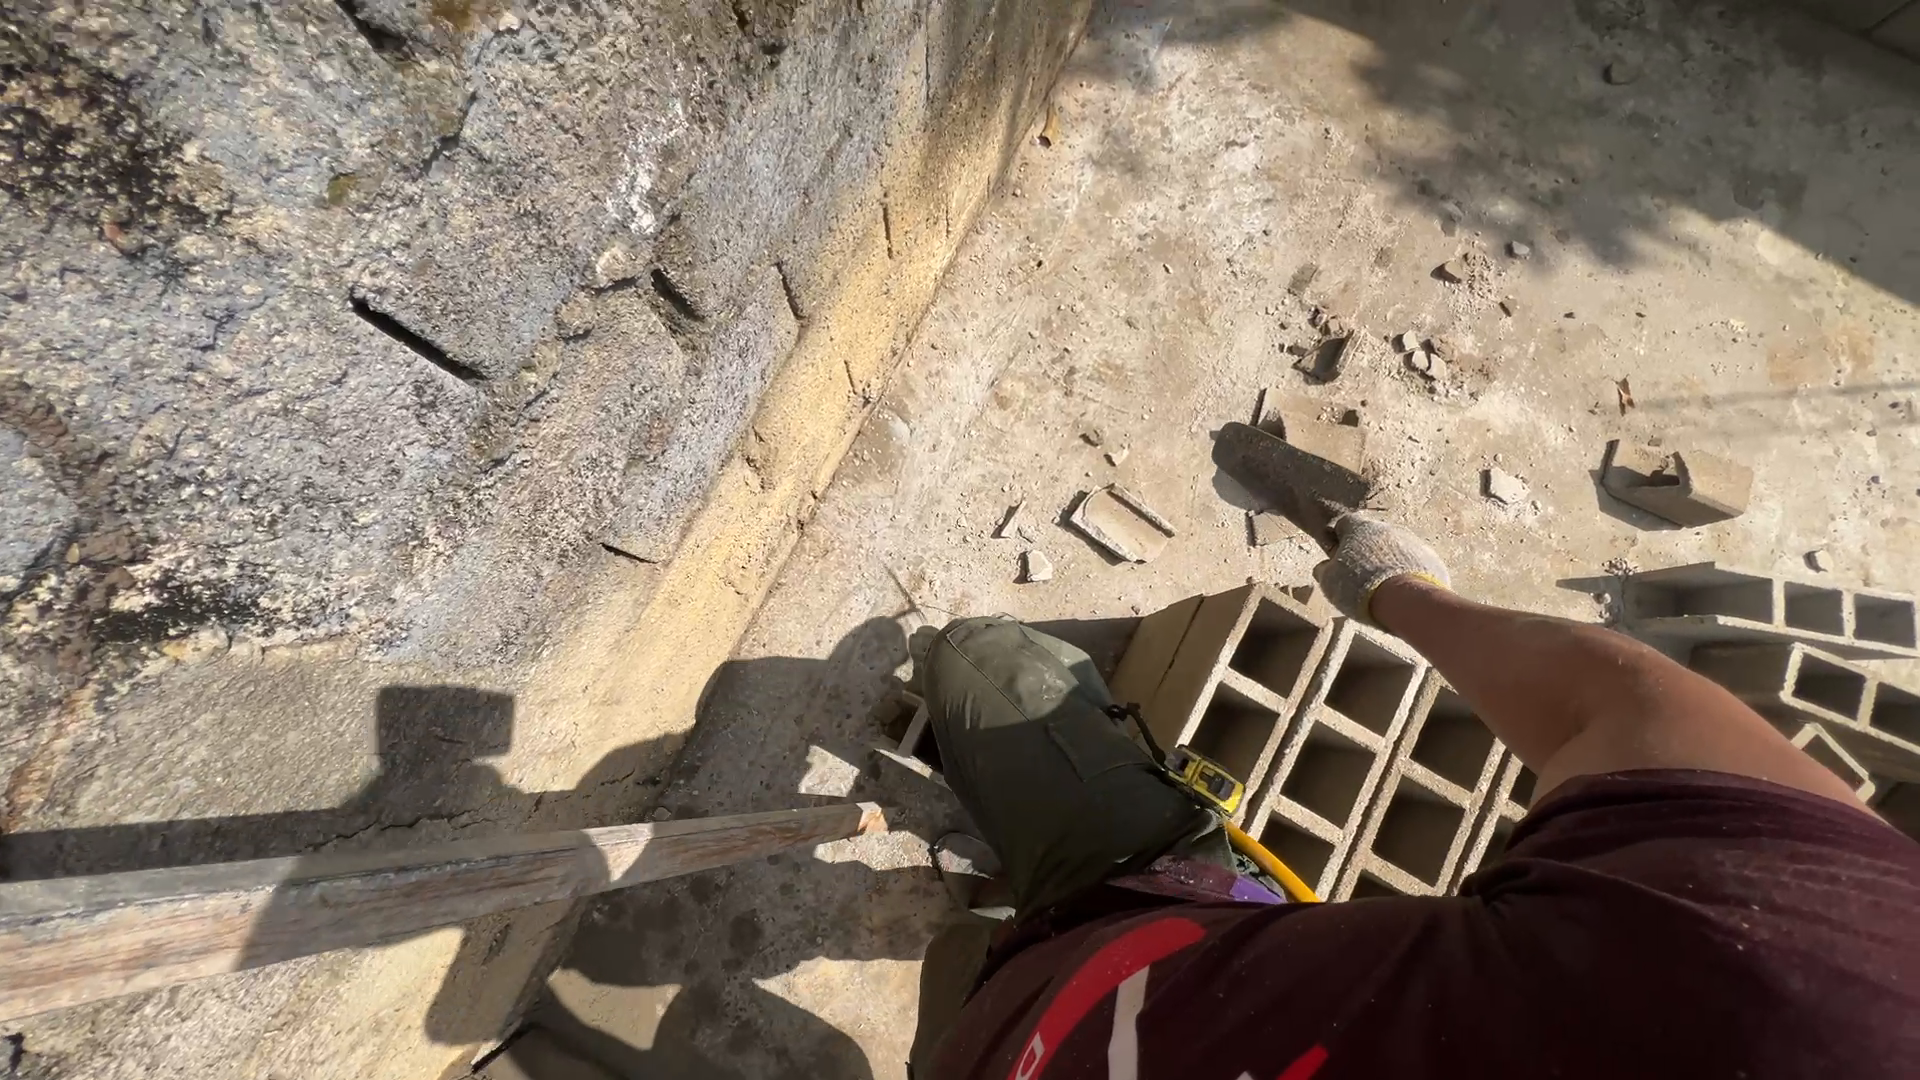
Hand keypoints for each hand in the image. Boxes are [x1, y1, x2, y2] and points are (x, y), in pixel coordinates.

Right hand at [1312, 512, 1450, 625]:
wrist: (1407, 601)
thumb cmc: (1360, 586)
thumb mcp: (1329, 581)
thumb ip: (1324, 569)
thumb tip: (1324, 567)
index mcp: (1359, 528)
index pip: (1344, 523)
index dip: (1338, 537)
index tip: (1336, 554)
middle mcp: (1387, 528)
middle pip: (1372, 535)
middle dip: (1365, 550)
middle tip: (1359, 573)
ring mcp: (1412, 542)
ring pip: (1394, 548)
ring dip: (1387, 561)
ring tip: (1381, 585)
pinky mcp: (1431, 559)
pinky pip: (1413, 562)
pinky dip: (1405, 571)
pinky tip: (1400, 590)